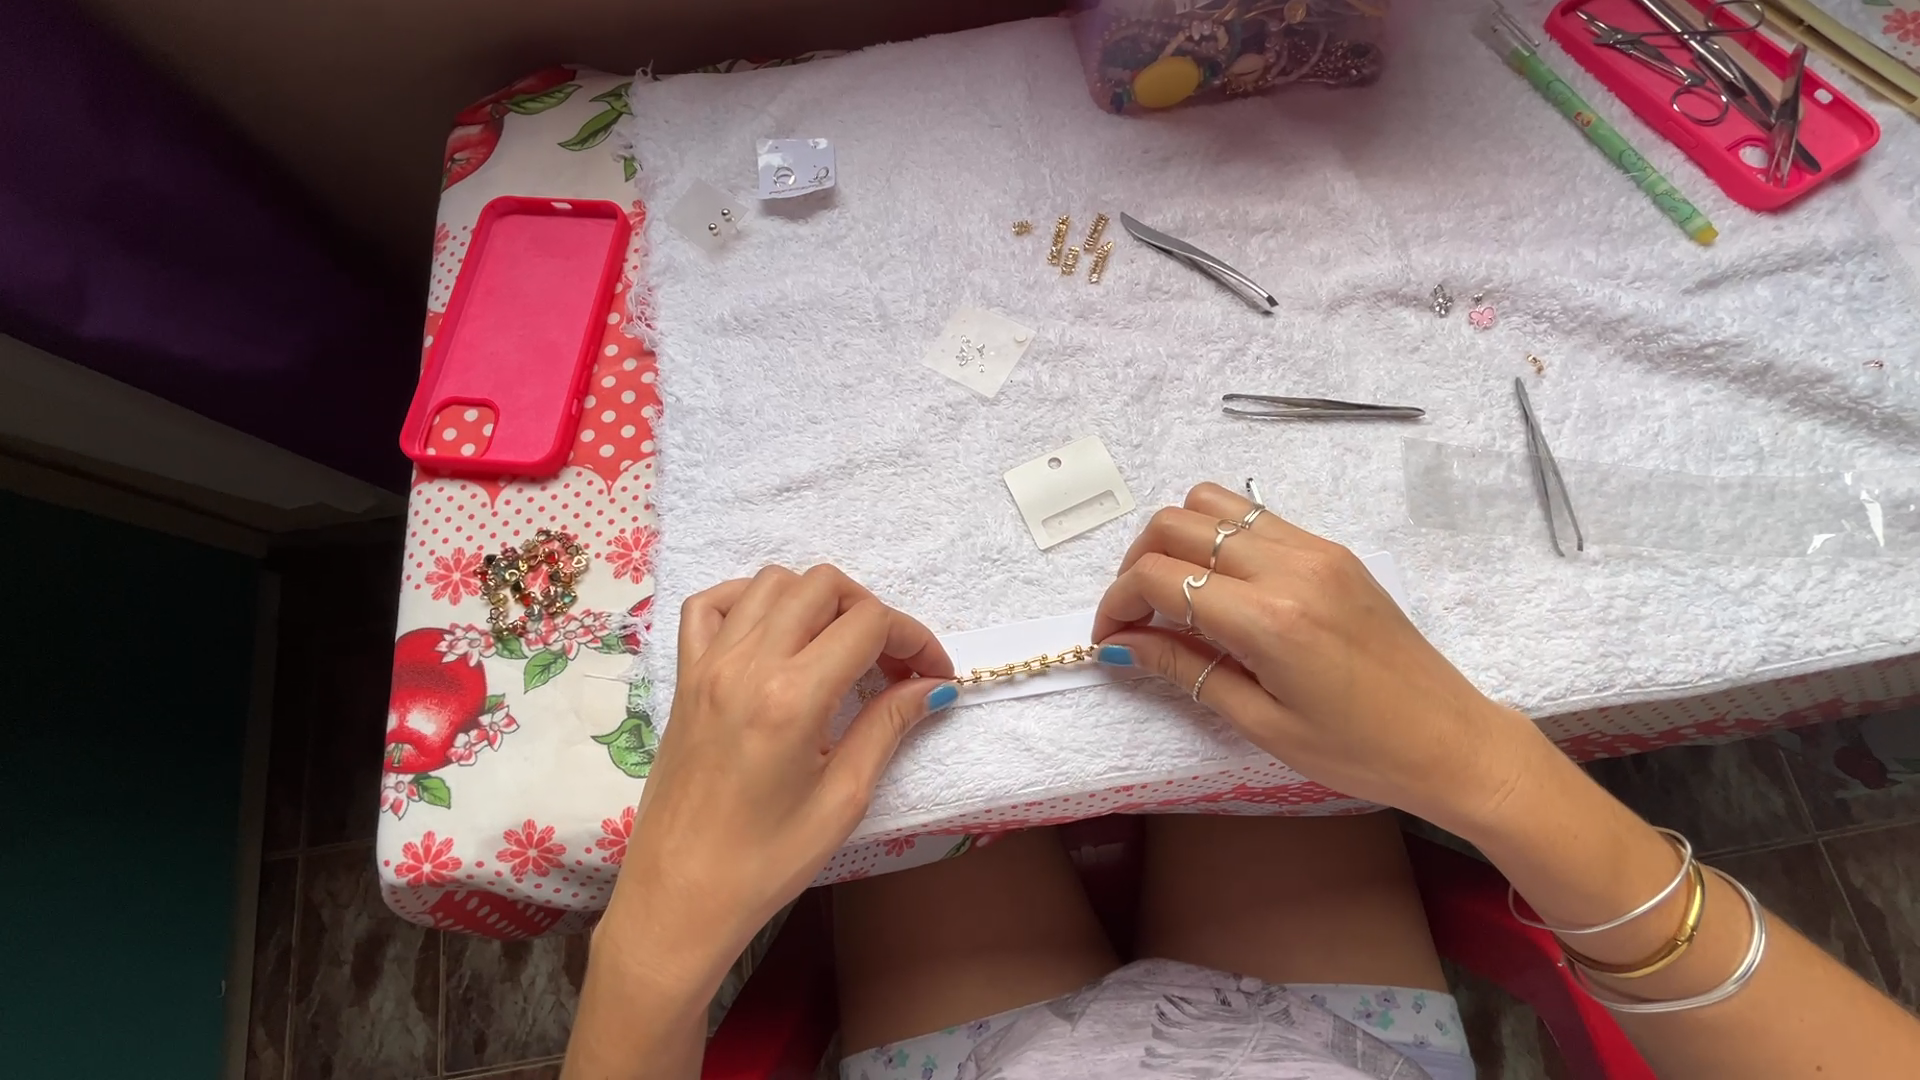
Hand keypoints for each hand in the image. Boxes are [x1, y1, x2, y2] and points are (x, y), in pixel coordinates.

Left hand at [600, 564, 955, 990]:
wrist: (676, 900)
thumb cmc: (766, 863)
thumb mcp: (844, 798)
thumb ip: (890, 725)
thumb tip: (934, 685)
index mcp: (791, 697)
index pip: (869, 623)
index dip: (915, 638)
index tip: (933, 673)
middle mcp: (746, 664)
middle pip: (824, 585)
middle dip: (872, 612)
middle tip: (890, 664)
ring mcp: (708, 663)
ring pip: (773, 582)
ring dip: (818, 602)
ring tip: (838, 650)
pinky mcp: (684, 675)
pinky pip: (712, 603)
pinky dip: (751, 600)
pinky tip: (775, 634)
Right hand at [1093, 483, 1538, 829]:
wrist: (1455, 741)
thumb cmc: (1356, 751)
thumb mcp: (1259, 721)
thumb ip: (1183, 668)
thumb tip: (1121, 644)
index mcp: (1268, 618)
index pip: (1158, 577)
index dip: (1116, 603)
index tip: (1109, 637)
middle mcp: (1288, 565)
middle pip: (1174, 524)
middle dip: (1134, 565)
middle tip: (1135, 615)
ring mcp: (1313, 547)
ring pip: (1209, 503)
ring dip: (1173, 539)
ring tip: (1172, 591)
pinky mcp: (1329, 548)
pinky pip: (1251, 516)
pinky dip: (1214, 537)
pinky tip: (1219, 584)